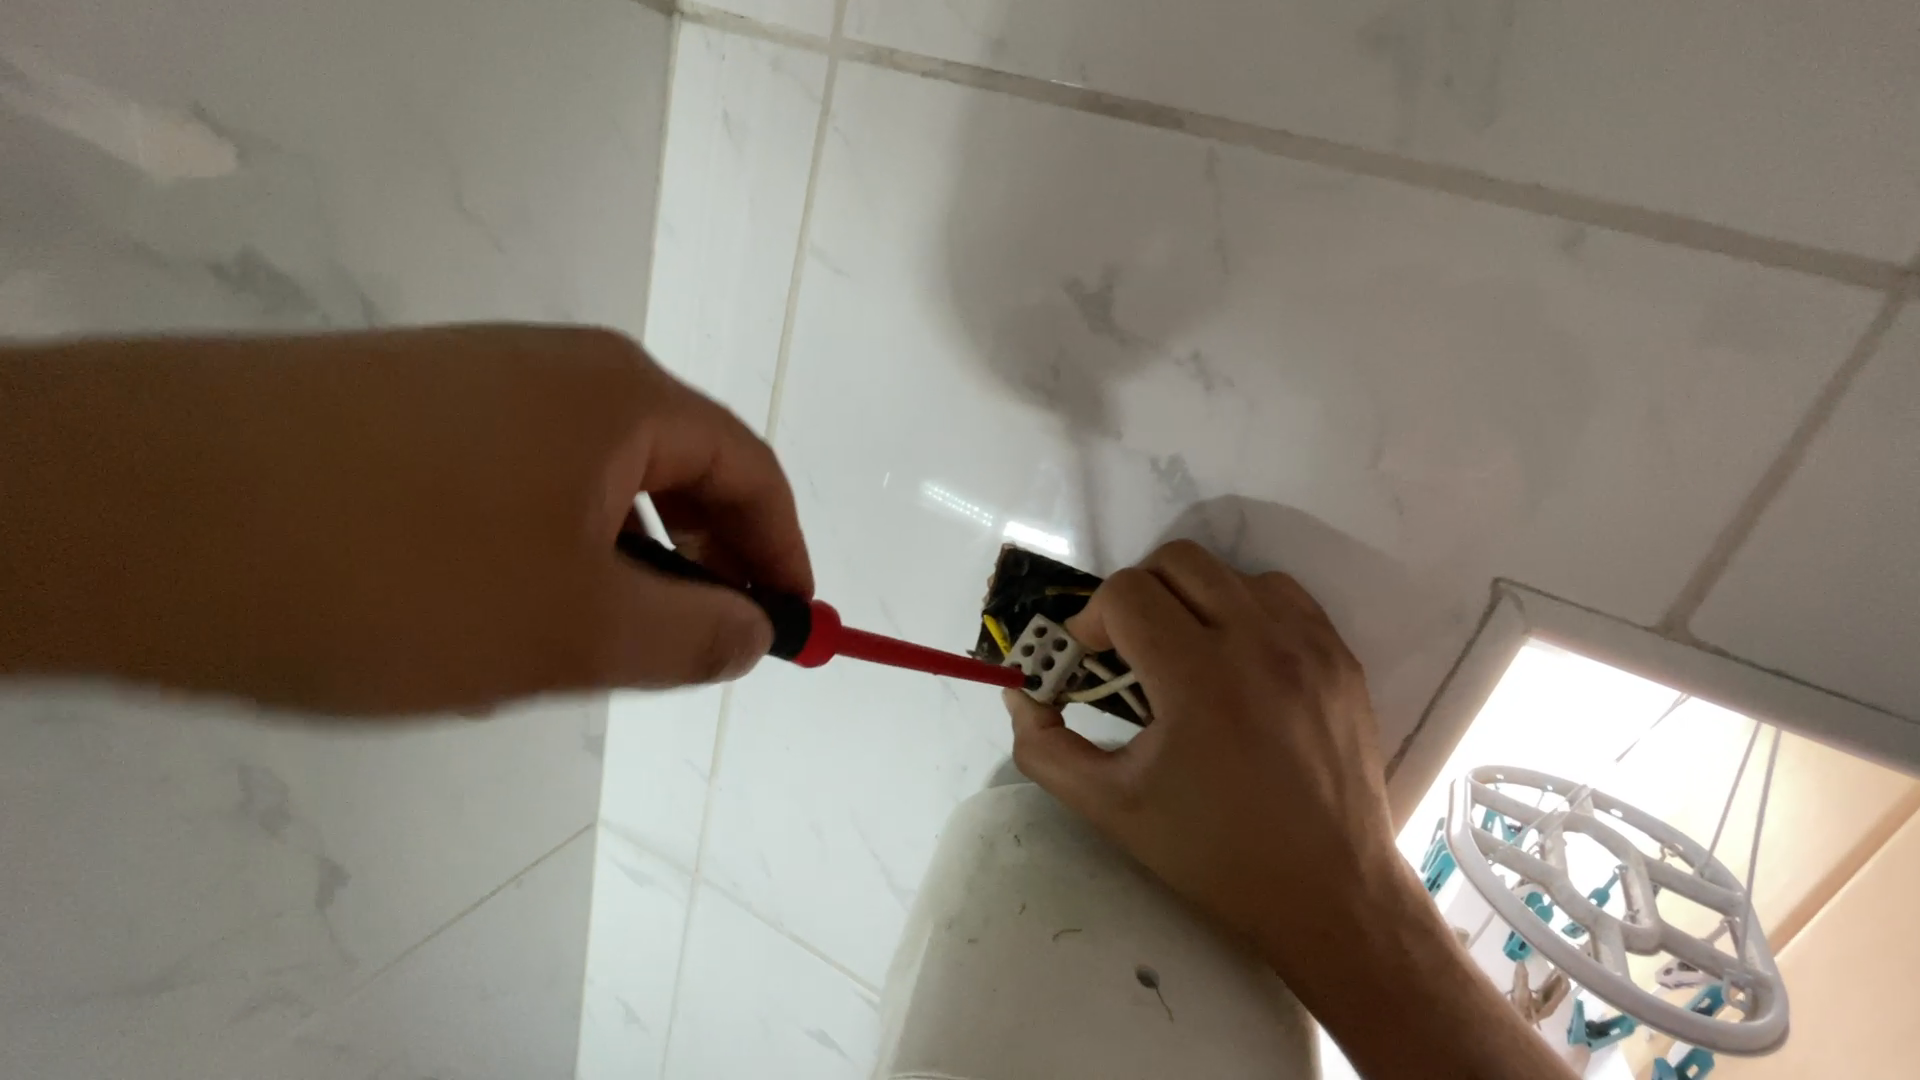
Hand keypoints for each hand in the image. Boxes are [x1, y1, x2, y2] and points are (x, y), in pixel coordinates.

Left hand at [0, 325, 809, 714]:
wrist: (98, 510)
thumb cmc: (389, 573)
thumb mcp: (573, 631)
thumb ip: (691, 638)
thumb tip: (756, 634)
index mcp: (624, 396)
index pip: (751, 469)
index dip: (783, 552)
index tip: (788, 626)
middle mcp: (560, 366)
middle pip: (679, 465)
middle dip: (705, 557)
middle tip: (695, 640)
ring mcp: (475, 378)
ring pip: (596, 478)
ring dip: (621, 557)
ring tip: (586, 635)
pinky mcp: (401, 406)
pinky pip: (520, 477)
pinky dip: (547, 543)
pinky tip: (492, 600)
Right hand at [1003, 540, 1398, 973]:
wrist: (1331, 895)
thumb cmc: (1213, 853)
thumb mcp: (1109, 806)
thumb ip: (1044, 745)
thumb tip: (1021, 692)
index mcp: (1198, 680)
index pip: (1126, 593)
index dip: (1091, 620)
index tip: (1090, 662)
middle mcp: (1258, 644)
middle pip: (1176, 561)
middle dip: (1136, 595)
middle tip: (1130, 648)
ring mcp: (1308, 645)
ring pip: (1229, 571)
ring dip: (1190, 599)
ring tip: (1185, 653)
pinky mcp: (1340, 656)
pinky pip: (1279, 595)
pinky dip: (1243, 609)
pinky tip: (1236, 660)